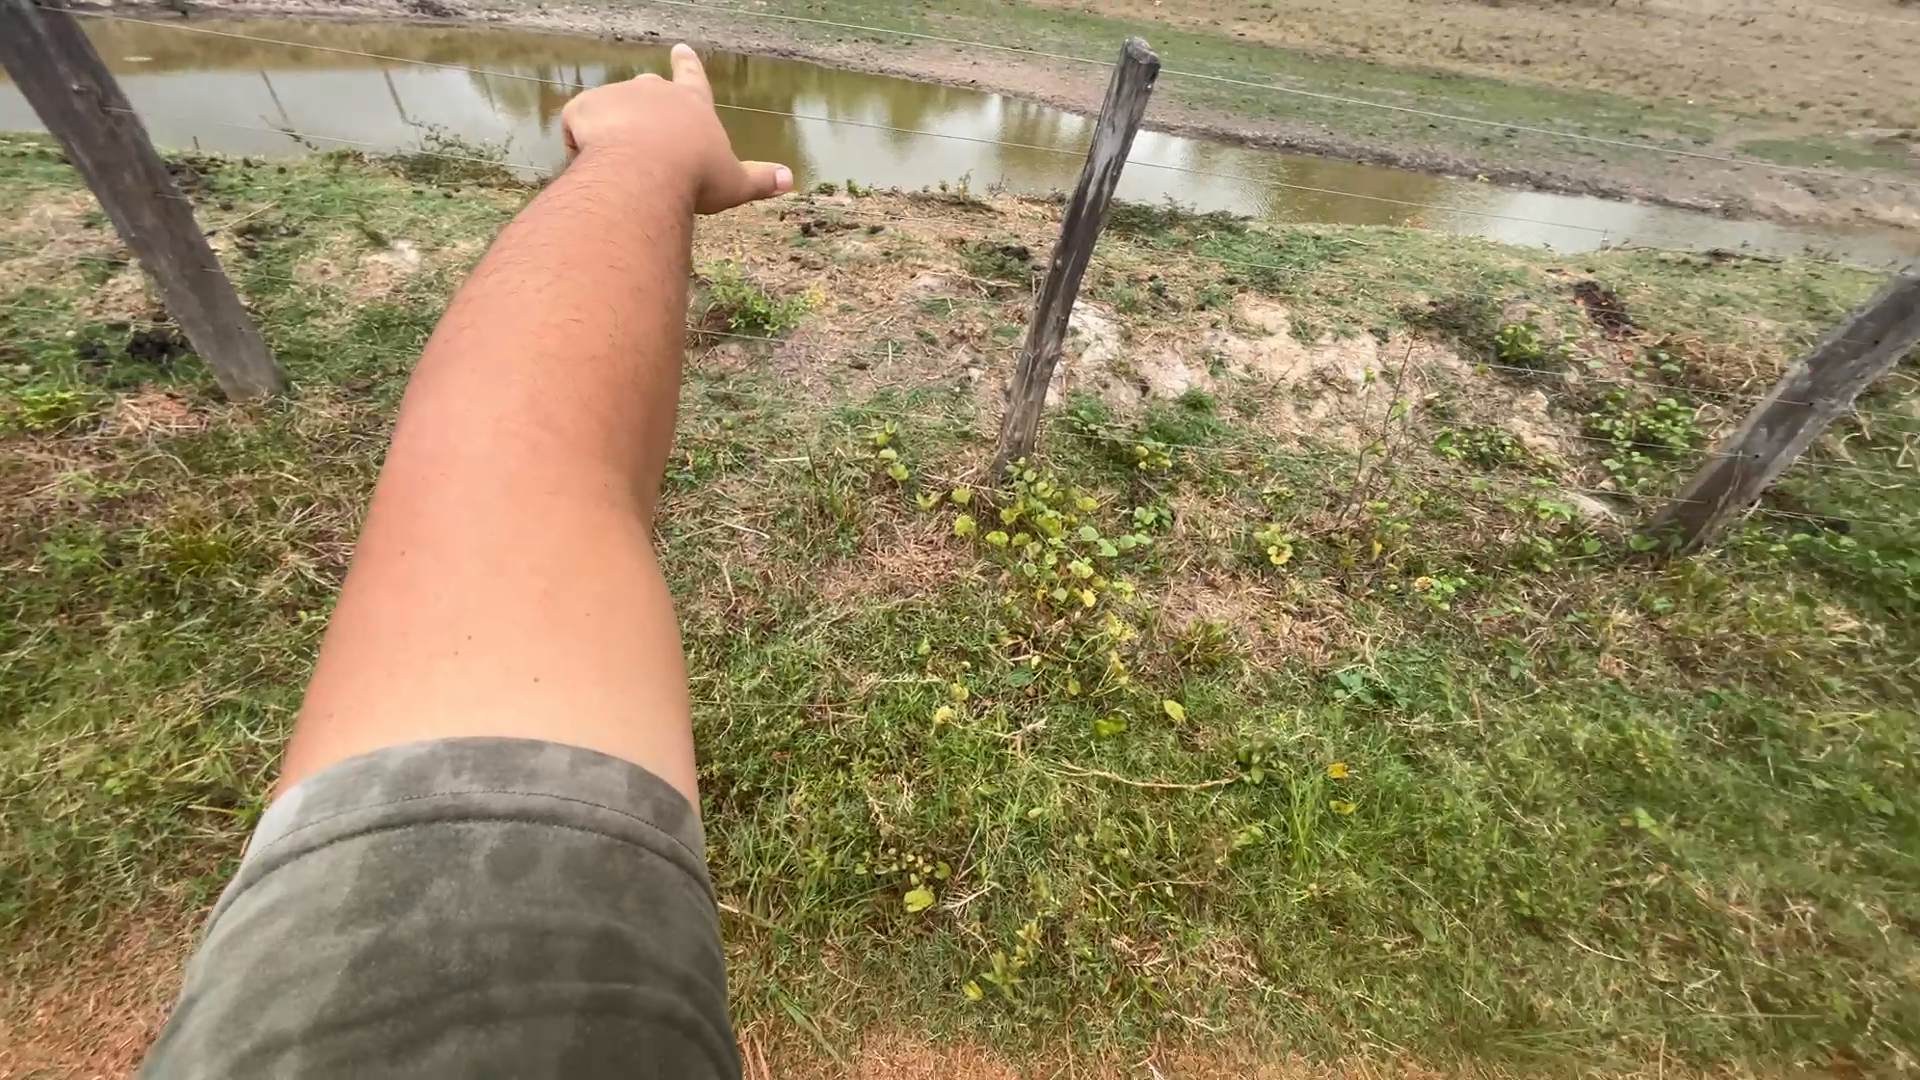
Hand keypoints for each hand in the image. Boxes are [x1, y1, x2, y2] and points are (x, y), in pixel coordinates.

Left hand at [561, 43, 792, 213]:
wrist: (647, 172)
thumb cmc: (698, 177)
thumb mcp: (737, 184)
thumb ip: (761, 180)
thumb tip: (791, 179)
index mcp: (692, 105)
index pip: (692, 78)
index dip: (688, 66)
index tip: (680, 50)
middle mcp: (654, 91)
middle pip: (649, 92)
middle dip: (646, 108)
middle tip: (646, 140)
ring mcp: (616, 96)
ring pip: (612, 114)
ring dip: (614, 136)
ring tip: (623, 171)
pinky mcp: (583, 109)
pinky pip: (579, 129)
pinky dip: (584, 147)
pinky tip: (597, 169)